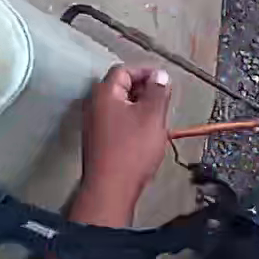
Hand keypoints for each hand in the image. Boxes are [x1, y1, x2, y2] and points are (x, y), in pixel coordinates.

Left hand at [72, 65, 171, 226]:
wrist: (111, 188)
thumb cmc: (133, 149)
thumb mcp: (153, 115)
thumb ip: (158, 91)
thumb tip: (160, 75)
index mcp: (104, 93)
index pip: (124, 70)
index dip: (146, 72)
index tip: (165, 82)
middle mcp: (93, 105)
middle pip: (120, 86)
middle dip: (144, 89)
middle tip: (164, 100)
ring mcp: (93, 123)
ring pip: (119, 105)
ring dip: (139, 106)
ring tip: (157, 117)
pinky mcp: (97, 140)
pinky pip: (116, 121)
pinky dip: (131, 120)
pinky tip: (145, 134)